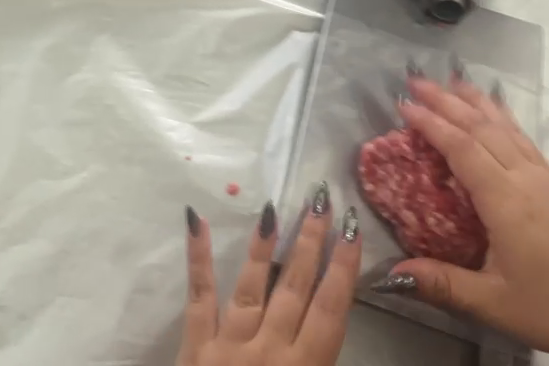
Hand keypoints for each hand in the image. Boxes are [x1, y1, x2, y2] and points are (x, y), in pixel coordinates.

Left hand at [178, 187, 363, 365]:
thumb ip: (325, 364)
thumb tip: (340, 332)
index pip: (331, 309)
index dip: (344, 267)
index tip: (353, 227)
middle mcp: (270, 351)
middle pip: (296, 287)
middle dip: (311, 241)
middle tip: (321, 198)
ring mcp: (229, 346)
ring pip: (253, 284)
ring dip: (268, 244)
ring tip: (278, 206)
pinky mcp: (195, 349)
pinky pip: (199, 297)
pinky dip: (199, 257)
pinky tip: (197, 218)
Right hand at [378, 78, 548, 365]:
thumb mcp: (494, 304)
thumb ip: (443, 284)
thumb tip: (392, 273)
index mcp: (507, 202)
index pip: (463, 149)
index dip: (432, 124)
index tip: (404, 105)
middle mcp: (526, 180)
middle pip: (482, 128)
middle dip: (447, 101)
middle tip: (416, 81)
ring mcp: (546, 180)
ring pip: (506, 128)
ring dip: (476, 102)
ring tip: (452, 81)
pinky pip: (524, 139)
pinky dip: (503, 118)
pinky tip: (497, 114)